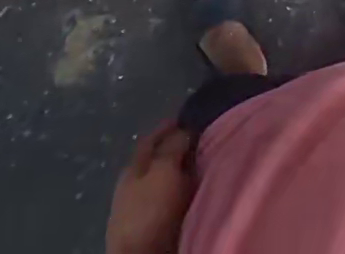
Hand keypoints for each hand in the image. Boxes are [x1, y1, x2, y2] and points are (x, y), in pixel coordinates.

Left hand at [106, 120, 195, 253]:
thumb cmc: (150, 211)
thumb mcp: (162, 169)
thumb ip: (174, 146)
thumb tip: (185, 130)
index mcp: (133, 167)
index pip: (152, 138)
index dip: (170, 126)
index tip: (191, 116)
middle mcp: (137, 185)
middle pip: (162, 159)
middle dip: (182, 149)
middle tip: (208, 139)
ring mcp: (145, 209)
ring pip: (171, 181)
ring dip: (188, 173)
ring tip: (211, 164)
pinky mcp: (157, 229)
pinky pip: (178, 201)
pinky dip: (190, 193)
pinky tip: (204, 190)